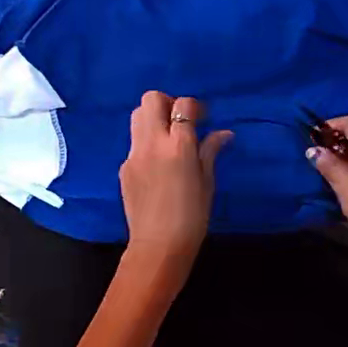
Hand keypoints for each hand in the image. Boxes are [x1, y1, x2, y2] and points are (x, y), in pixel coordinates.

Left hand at [120, 92, 232, 287]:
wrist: (158, 246)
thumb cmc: (192, 217)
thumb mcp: (207, 183)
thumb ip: (210, 152)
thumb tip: (223, 133)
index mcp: (178, 146)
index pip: (184, 105)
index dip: (195, 107)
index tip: (202, 119)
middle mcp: (152, 143)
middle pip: (151, 100)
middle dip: (167, 103)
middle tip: (179, 123)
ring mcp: (134, 155)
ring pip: (136, 116)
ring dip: (152, 119)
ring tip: (167, 139)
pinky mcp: (124, 168)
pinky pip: (134, 144)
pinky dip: (146, 144)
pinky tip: (157, 166)